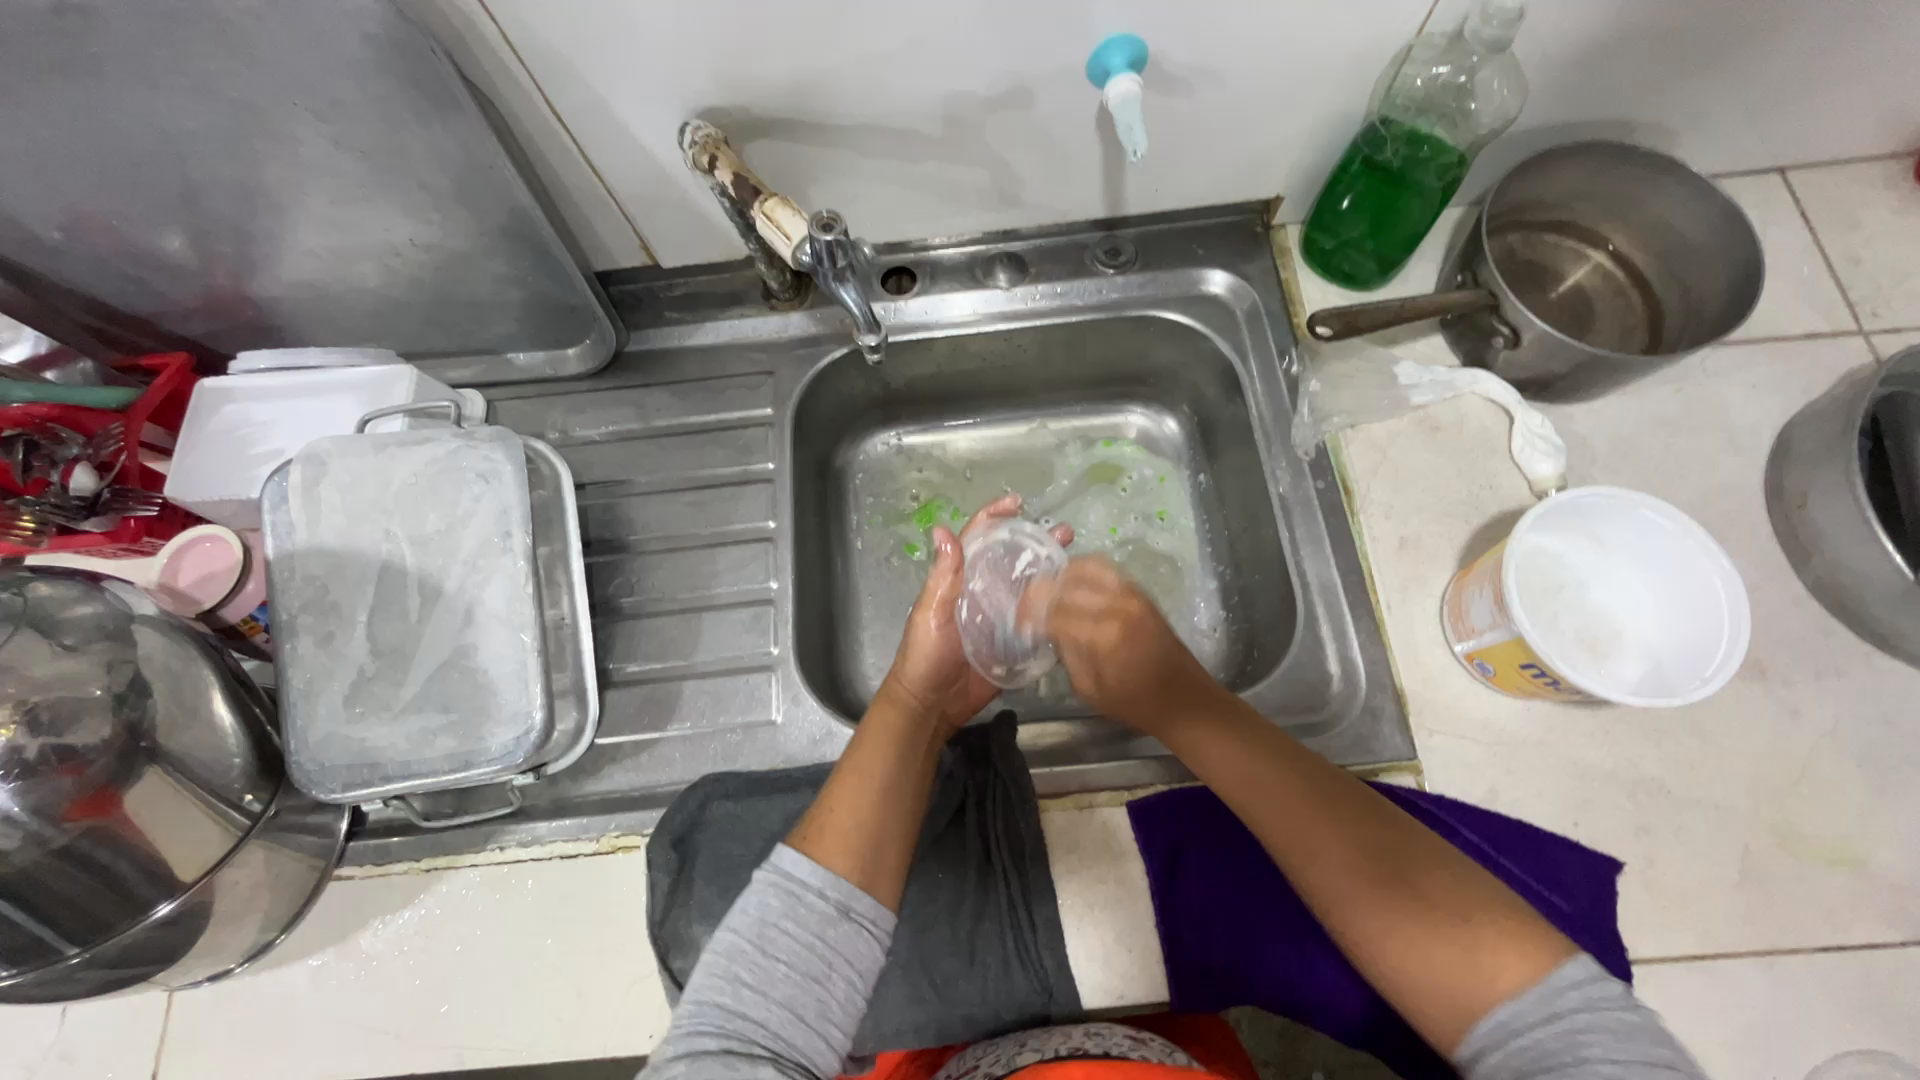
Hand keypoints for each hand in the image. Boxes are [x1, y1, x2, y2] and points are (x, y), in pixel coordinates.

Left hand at [876, 494, 1073, 734]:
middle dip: (1035, 542)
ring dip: (1049, 572)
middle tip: (1064, 532)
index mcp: (960, 580)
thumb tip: (942, 530)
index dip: (995, 516)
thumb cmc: (924, 656)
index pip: (977, 539)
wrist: (932, 704)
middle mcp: (983, 593)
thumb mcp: (930, 613)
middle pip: (1011, 559)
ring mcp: (1000, 617)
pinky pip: (1036, 621)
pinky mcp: (1013, 643)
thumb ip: (942, 577)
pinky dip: (1054, 610)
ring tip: (1076, 561)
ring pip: (1028, 587)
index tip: (1017, 503)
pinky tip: (1074, 603)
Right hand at [1042, 556, 1225, 734]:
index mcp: (1103, 633)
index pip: (1055, 611)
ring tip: (1050, 593)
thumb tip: (1049, 629)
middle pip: (1067, 583)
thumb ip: (1067, 652)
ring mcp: (1132, 594)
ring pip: (1087, 566)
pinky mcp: (1141, 592)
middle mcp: (1118, 605)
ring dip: (1062, 576)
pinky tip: (1073, 587)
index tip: (1020, 624)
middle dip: (1042, 593)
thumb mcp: (1088, 688)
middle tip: (1029, 607)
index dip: (1031, 616)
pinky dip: (1084, 572)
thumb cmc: (1135, 702)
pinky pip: (1107, 570)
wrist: (1184, 699)